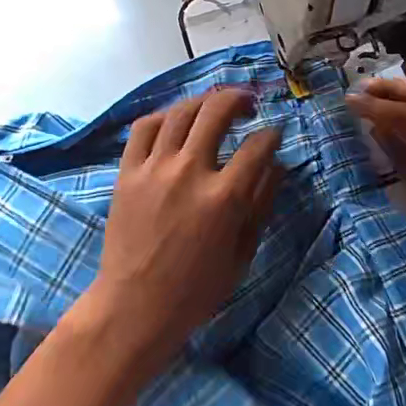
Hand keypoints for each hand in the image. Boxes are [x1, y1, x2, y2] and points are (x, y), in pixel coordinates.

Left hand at [87, 89, 284, 359]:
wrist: (135, 307)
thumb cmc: (196, 289)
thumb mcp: (242, 252)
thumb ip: (262, 203)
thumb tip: (279, 164)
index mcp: (223, 198)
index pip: (257, 146)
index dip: (272, 134)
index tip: (275, 133)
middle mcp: (189, 172)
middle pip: (216, 112)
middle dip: (239, 99)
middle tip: (248, 103)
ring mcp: (154, 169)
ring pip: (181, 112)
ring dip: (204, 101)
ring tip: (215, 105)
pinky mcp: (127, 172)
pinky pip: (145, 127)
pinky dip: (164, 115)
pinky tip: (176, 121)